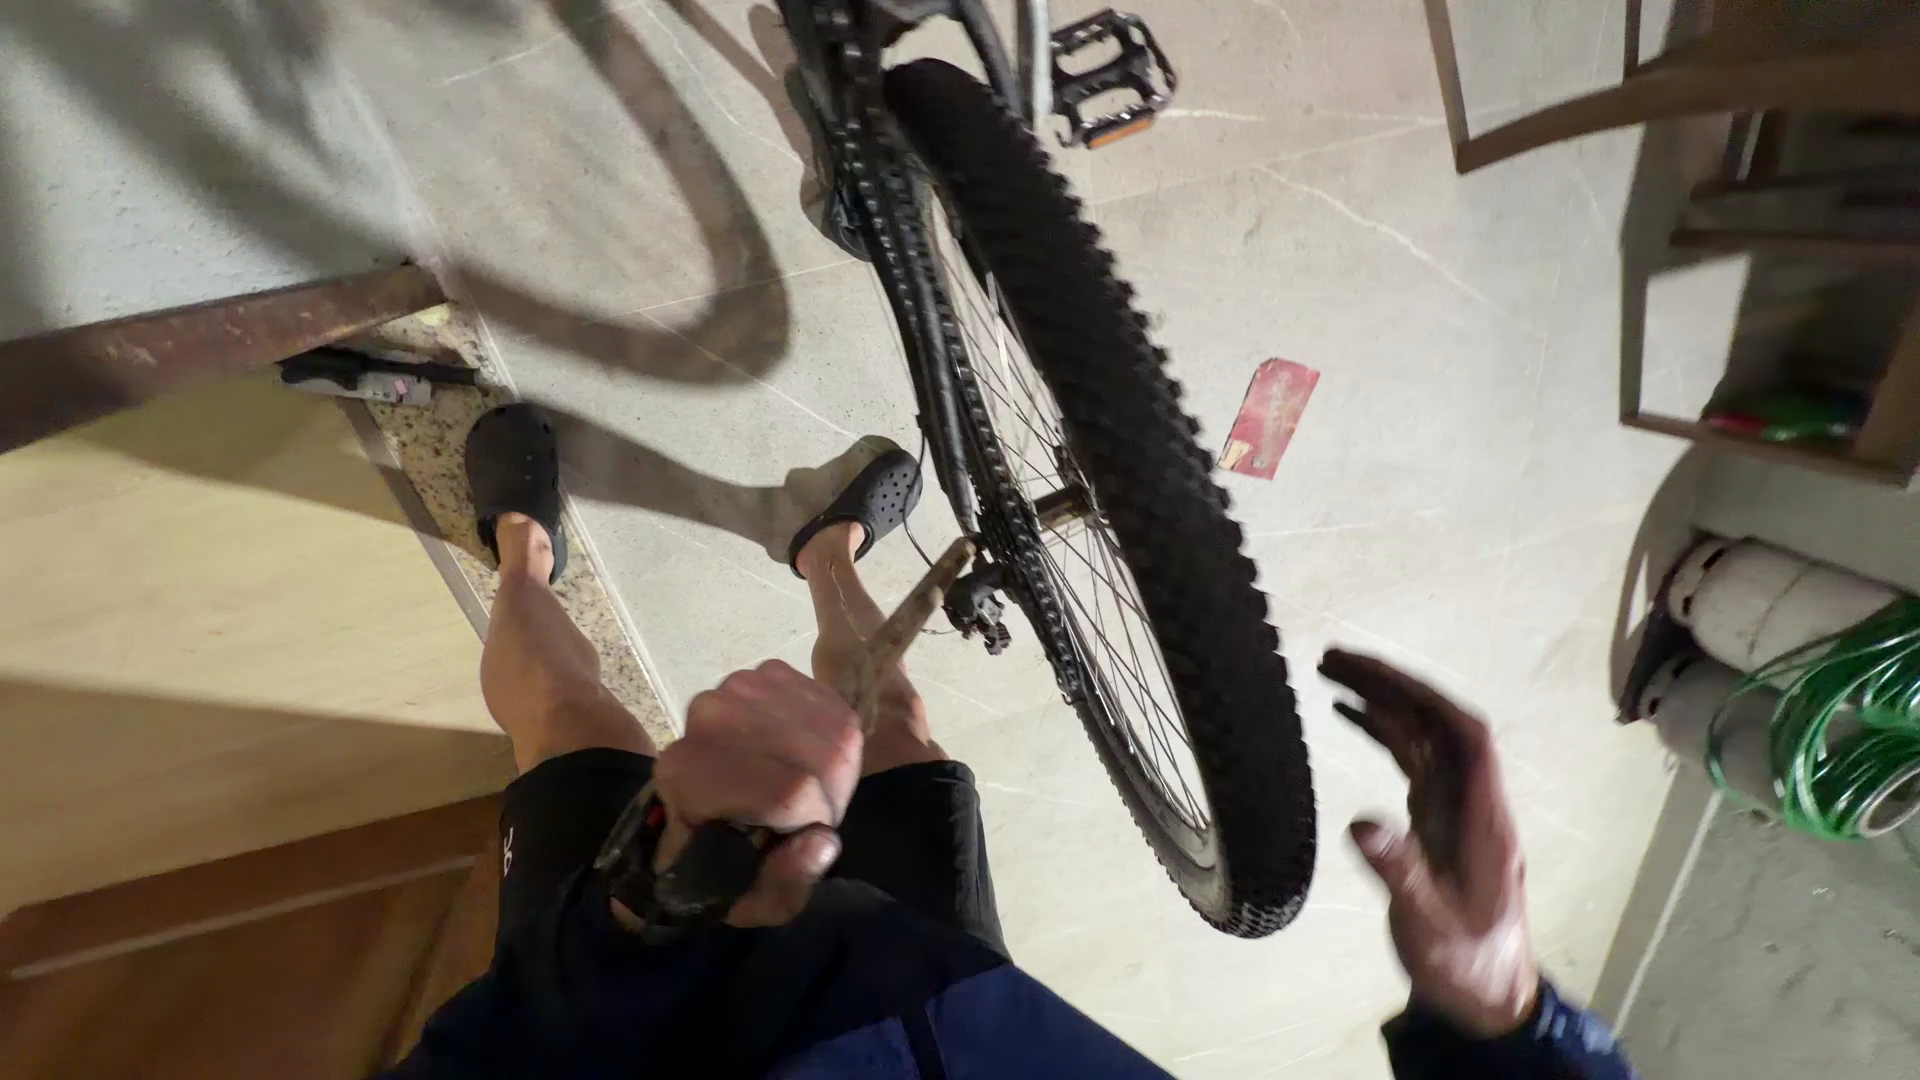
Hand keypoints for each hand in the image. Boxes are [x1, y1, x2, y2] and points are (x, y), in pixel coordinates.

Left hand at [650, 660, 863, 927]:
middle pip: (820, 754)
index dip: (819, 817)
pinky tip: (807, 748)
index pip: (792, 792)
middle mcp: (706, 720)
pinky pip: (824, 698)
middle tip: (812, 810)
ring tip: (809, 780)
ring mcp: (734, 688)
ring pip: (826, 726)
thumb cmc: (724, 862)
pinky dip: (830, 726)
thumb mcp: (754, 899)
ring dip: (832, 757)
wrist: (703, 806)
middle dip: (832, 789)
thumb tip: (822, 843)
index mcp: (691, 780)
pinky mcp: (763, 671)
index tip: (808, 833)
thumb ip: (787, 880)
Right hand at [1320, 649, 1540, 1038]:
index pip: (1466, 735)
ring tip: (1328, 671)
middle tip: (1332, 657)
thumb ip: (1399, 872)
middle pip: (1437, 722)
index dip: (1422, 695)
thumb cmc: (1463, 962)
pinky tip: (1344, 711)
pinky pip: (1406, 755)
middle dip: (1391, 684)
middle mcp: (1472, 800)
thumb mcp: (1430, 924)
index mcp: (1484, 817)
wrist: (1484, 996)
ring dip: (1380, 698)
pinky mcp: (1432, 814)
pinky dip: (1376, 727)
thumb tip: (1359, 823)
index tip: (1369, 671)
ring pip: (1420, 734)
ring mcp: (1452, 805)